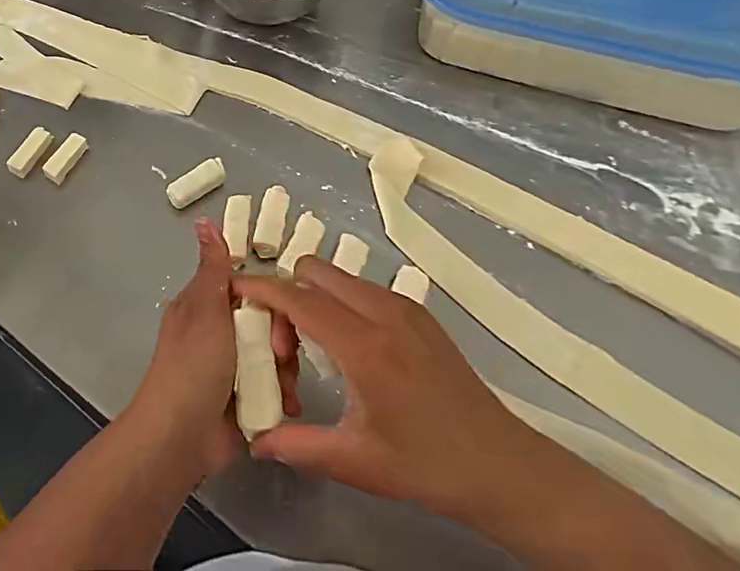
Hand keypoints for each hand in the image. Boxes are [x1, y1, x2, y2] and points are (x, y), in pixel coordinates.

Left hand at [127, 221, 298, 477]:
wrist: (181, 436)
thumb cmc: (193, 365)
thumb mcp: (205, 309)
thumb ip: (213, 267)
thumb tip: (203, 221)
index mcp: (204, 305)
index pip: (249, 288)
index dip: (271, 297)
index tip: (285, 311)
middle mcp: (219, 333)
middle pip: (267, 323)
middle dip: (282, 340)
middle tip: (280, 356)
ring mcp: (231, 368)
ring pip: (274, 356)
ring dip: (284, 371)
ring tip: (284, 388)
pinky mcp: (244, 399)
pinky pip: (274, 388)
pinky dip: (282, 396)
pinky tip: (287, 406)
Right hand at [233, 256, 551, 521]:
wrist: (505, 468)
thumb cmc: (428, 466)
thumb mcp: (356, 462)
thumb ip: (296, 445)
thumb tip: (254, 440)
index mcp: (364, 346)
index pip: (298, 298)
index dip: (260, 289)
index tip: (233, 292)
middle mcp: (383, 313)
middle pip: (313, 271)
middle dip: (286, 295)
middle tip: (285, 345)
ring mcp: (403, 308)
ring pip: (337, 277)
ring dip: (312, 299)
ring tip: (315, 350)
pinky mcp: (417, 313)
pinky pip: (360, 289)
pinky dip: (339, 303)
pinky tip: (347, 348)